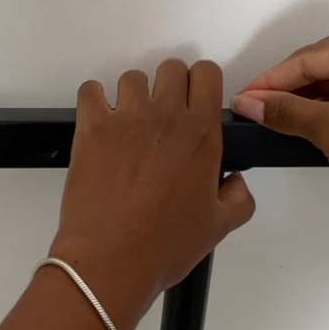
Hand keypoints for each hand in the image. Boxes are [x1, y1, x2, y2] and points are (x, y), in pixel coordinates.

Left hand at [50, 59, 255, 329]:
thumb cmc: (161, 246)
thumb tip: (237, 183)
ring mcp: (126, 120)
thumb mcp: (218, 227)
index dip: (202, 84)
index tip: (196, 99)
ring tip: (129, 124)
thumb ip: (238, 198)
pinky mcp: (91, 129)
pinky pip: (90, 91)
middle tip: (163, 114)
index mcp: (200, 135)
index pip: (207, 74)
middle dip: (170, 86)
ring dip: (133, 95)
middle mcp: (165, 118)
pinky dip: (94, 100)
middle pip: (171, 68)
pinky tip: (99, 120)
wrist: (111, 260)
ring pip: (132, 78)